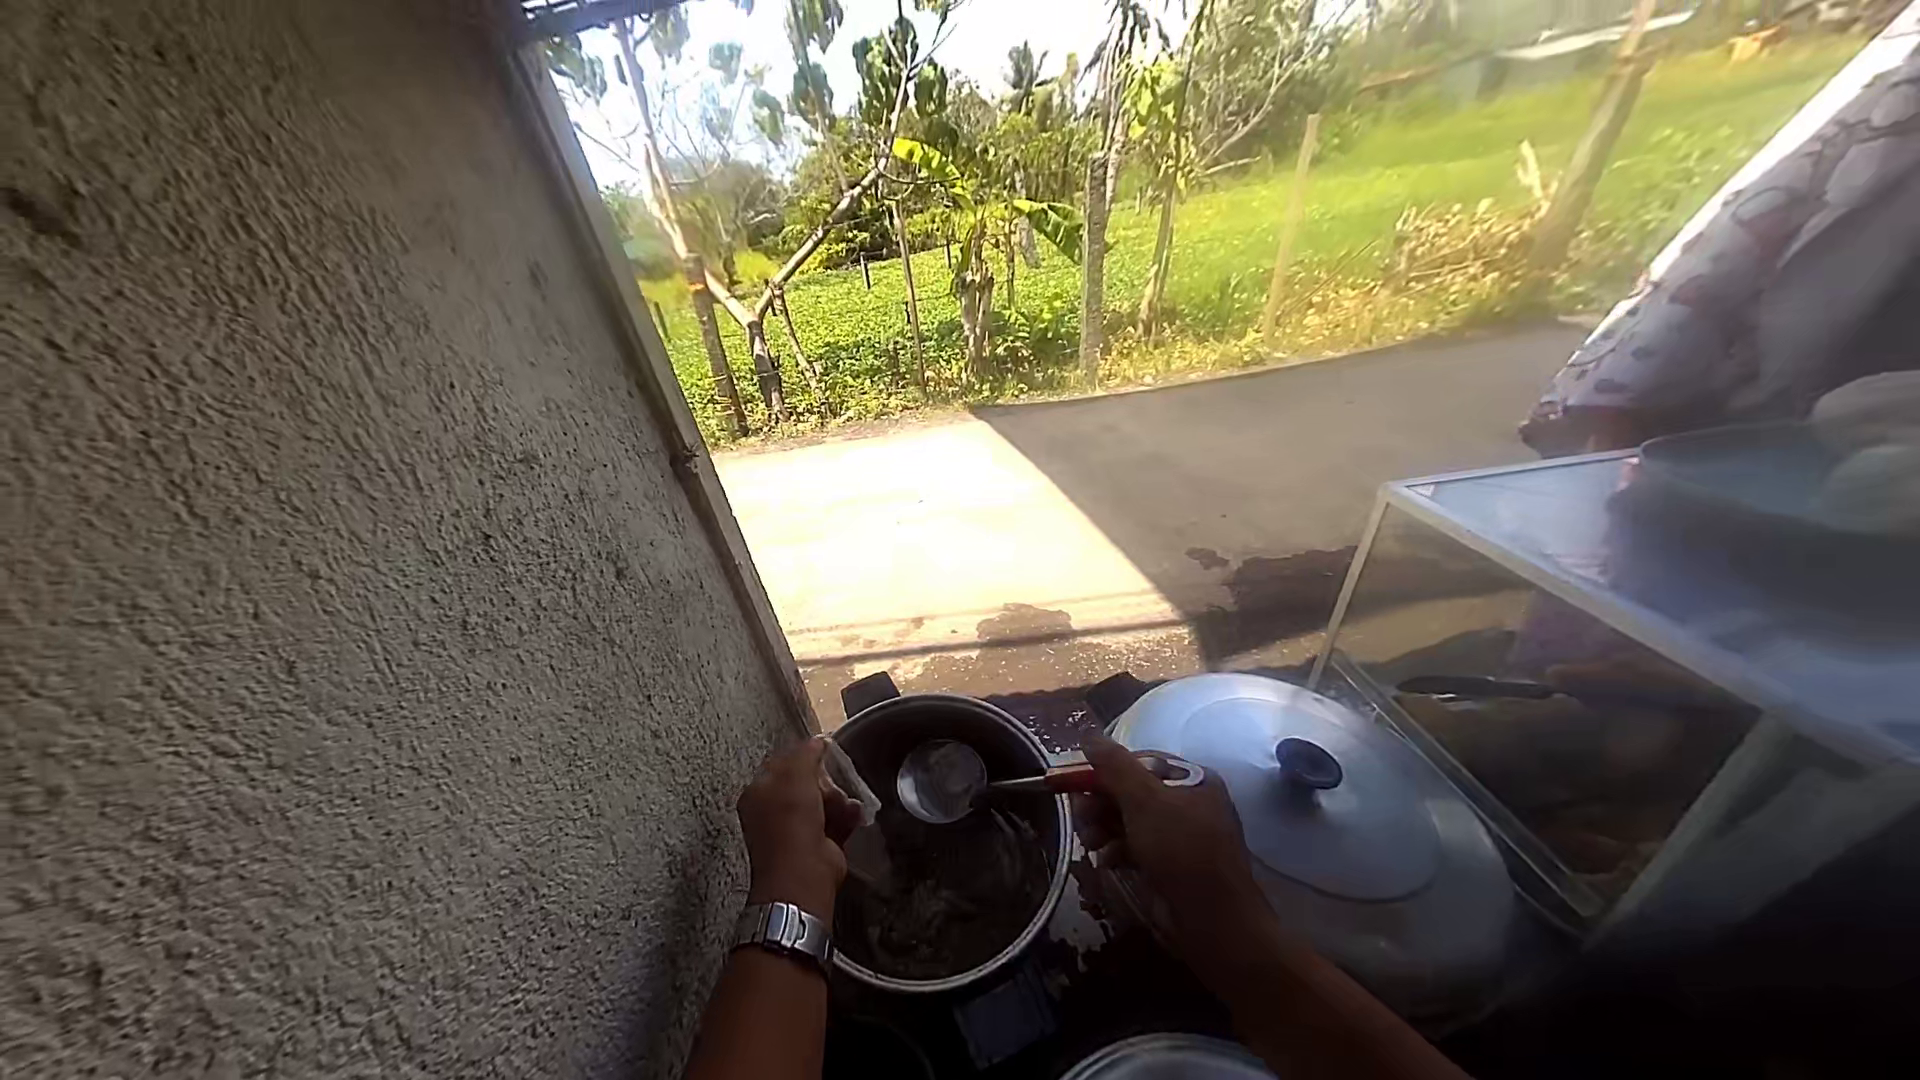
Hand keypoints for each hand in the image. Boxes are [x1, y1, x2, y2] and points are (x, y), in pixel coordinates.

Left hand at [737, 736, 863, 916]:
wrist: (804, 876)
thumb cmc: (792, 823)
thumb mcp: (796, 777)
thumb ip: (806, 754)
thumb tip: (818, 740)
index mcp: (759, 793)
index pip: (783, 763)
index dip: (804, 757)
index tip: (823, 755)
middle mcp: (773, 810)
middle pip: (806, 781)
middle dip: (824, 781)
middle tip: (831, 787)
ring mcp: (795, 829)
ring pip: (824, 800)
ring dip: (839, 798)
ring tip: (845, 805)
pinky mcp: (818, 843)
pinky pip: (836, 819)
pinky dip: (846, 815)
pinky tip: (854, 814)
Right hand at [1076, 733, 1275, 979]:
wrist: (1216, 927)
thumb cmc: (1183, 852)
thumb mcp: (1145, 801)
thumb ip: (1114, 766)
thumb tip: (1088, 735)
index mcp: (1192, 779)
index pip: (1139, 761)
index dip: (1105, 770)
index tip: (1077, 783)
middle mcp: (1187, 802)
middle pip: (1129, 790)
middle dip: (1100, 802)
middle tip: (1081, 817)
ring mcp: (1178, 836)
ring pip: (1127, 818)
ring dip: (1102, 827)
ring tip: (1090, 842)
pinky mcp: (1168, 865)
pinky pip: (1134, 845)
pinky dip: (1116, 849)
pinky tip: (1106, 861)